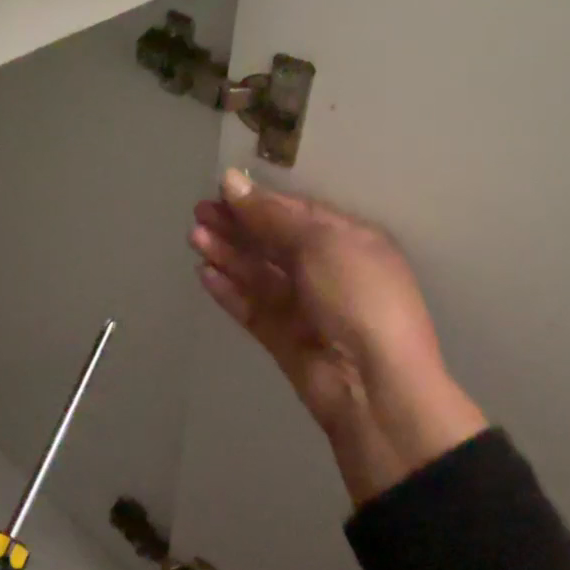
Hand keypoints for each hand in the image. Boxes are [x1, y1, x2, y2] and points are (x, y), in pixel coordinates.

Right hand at [190, 169, 487, 503]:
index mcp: (349, 242)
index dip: (259, 201)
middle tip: (199, 212)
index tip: (221, 189)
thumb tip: (232, 182)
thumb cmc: (357, 298)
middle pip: (274, 242)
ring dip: (228, 254)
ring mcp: (306, 308)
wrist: (375, 387)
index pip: (297, 213)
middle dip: (237, 226)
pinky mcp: (285, 340)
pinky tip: (203, 274)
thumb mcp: (320, 243)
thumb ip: (271, 215)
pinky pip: (253, 308)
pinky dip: (230, 291)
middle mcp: (328, 271)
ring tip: (193, 237)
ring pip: (260, 274)